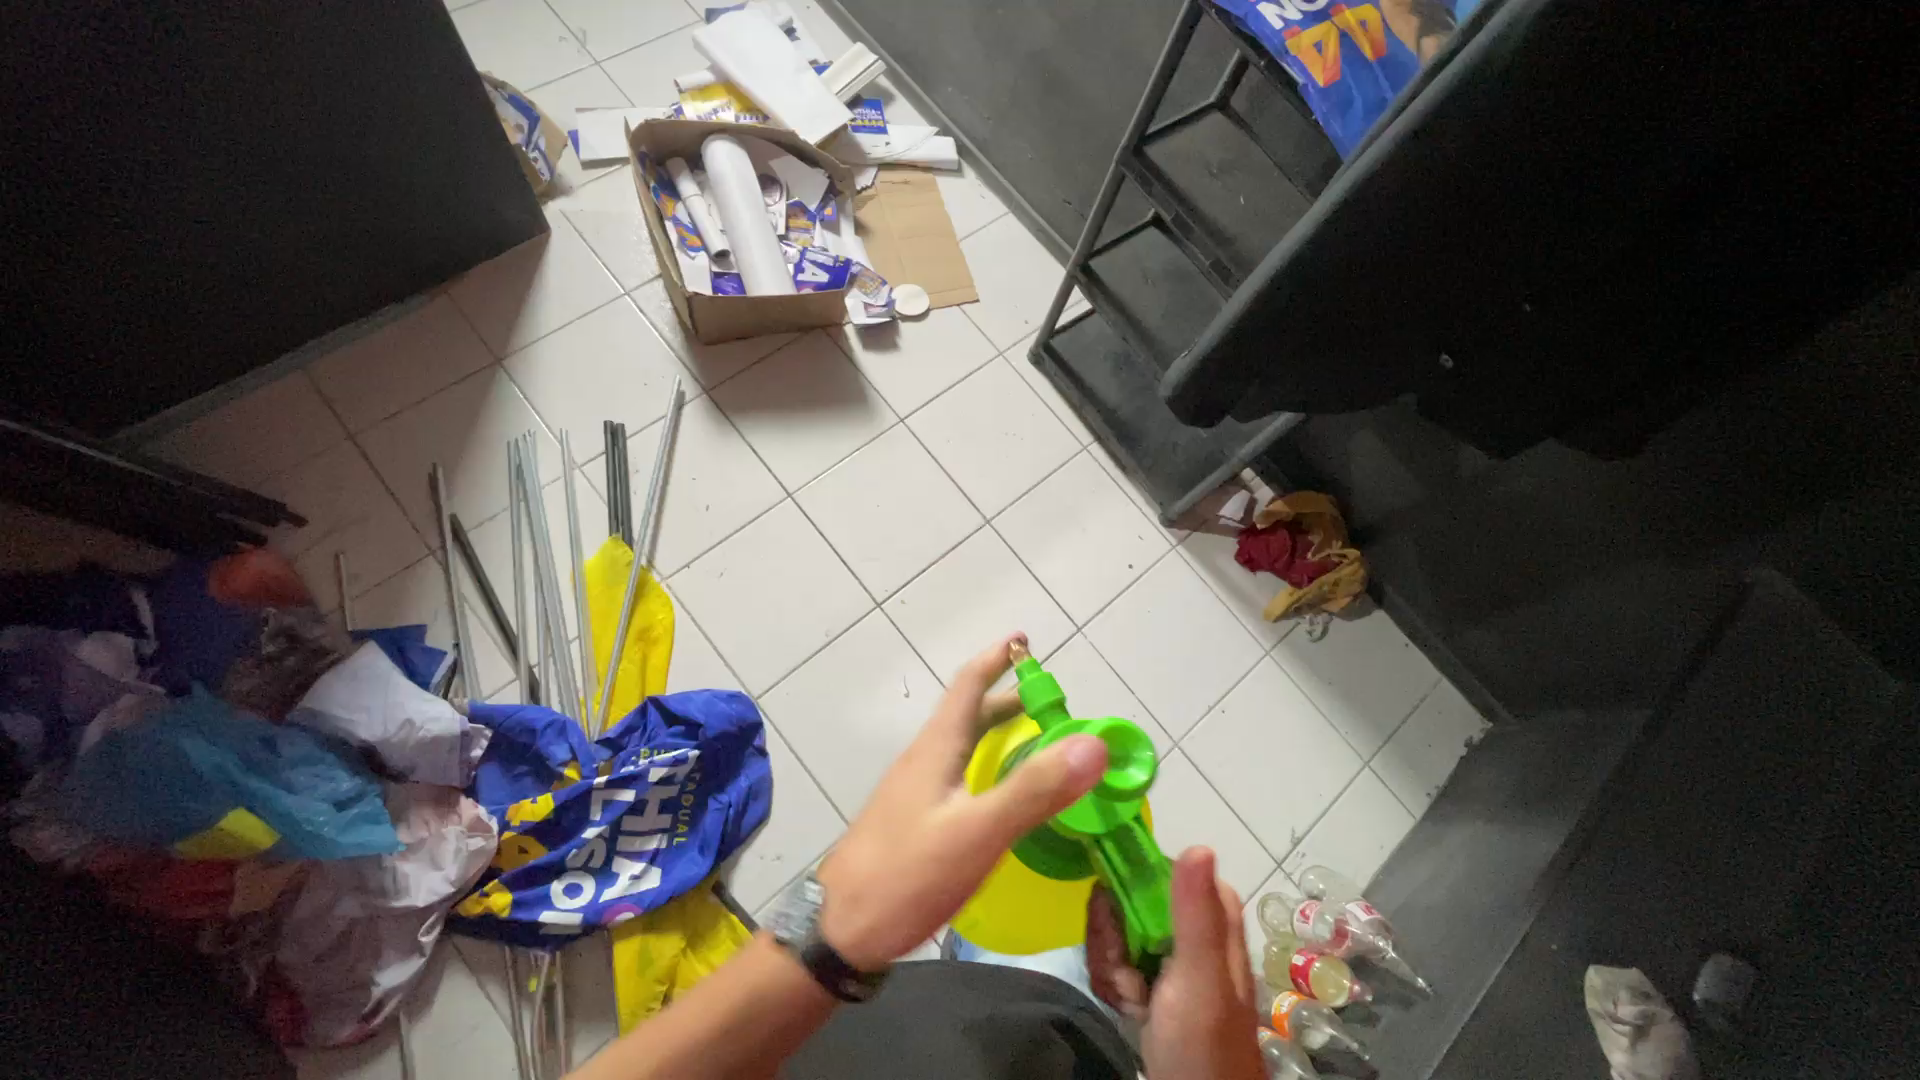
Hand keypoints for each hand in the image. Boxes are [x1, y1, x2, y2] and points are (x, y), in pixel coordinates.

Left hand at [815, 633, 1109, 969]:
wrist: (838, 931)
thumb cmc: (906, 874)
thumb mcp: (977, 831)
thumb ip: (1033, 789)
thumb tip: (1093, 743)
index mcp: (936, 749)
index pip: (967, 686)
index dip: (996, 659)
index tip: (1025, 640)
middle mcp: (923, 761)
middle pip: (967, 715)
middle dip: (1006, 699)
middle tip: (1048, 703)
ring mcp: (914, 792)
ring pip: (961, 747)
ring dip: (997, 734)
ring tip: (1035, 744)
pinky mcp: (913, 822)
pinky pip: (957, 777)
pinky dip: (986, 769)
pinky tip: (999, 799)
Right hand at [1086, 847, 1265, 1079]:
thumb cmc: (1204, 1046)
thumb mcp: (1199, 978)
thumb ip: (1195, 914)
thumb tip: (1199, 842)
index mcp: (1211, 915)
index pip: (1156, 870)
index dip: (1128, 888)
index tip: (1111, 917)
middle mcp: (1192, 927)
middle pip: (1129, 901)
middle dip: (1114, 940)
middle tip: (1128, 979)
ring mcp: (1172, 957)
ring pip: (1117, 932)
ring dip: (1112, 968)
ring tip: (1134, 1004)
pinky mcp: (1156, 983)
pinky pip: (1116, 961)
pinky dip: (1114, 986)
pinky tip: (1130, 1011)